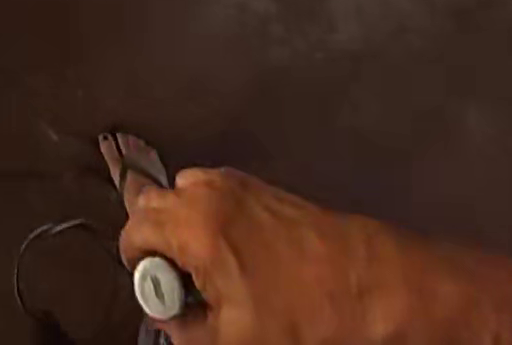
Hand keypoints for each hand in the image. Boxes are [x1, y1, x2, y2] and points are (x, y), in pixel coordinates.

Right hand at [119, 167, 437, 344]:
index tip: (161, 294)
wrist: (377, 288)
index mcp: (191, 225)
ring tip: (210, 267)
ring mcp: (227, 181)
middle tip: (181, 283)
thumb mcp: (240, 343)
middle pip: (149, 205)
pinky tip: (236, 252)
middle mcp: (200, 191)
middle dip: (155, 242)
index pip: (134, 230)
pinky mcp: (250, 183)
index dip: (137, 265)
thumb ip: (188, 332)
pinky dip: (205, 216)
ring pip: (178, 198)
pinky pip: (206, 194)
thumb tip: (169, 317)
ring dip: (179, 226)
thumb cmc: (307, 321)